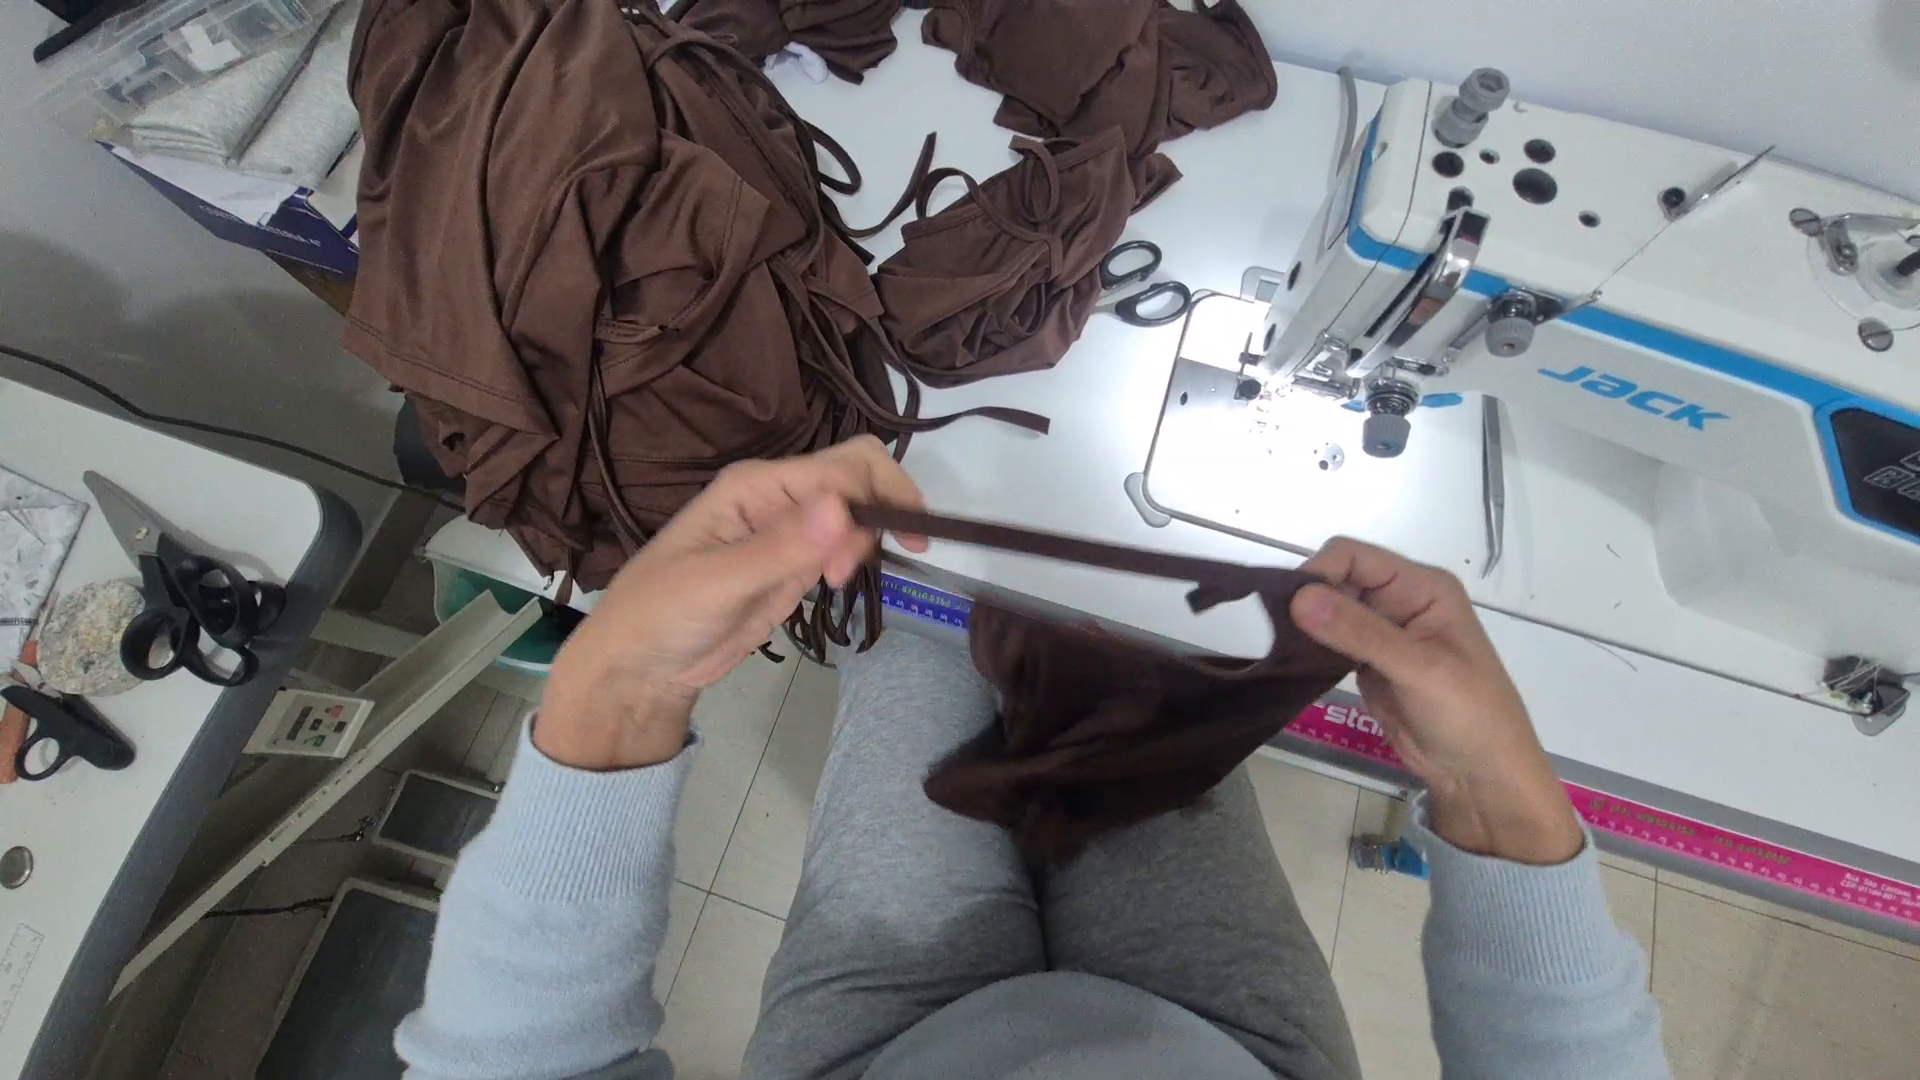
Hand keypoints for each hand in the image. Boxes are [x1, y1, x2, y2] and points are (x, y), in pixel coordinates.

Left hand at [534, 436, 926, 770]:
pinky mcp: (798, 562)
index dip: (871, 499)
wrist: (642, 665)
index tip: (861, 558)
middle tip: (874, 559)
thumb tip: (843, 508)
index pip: (840, 468)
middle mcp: (779, 497)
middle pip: (857, 475)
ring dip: (869, 537)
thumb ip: (781, 546)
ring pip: (857, 508)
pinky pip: (844, 541)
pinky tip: (837, 581)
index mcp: (756, 485)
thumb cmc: (661, 614)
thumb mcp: (717, 581)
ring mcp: (791, 530)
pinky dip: (857, 555)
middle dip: (883, 507)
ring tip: (836, 581)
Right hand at [1290, 537, 1581, 864]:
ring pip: (1325, 606)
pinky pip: (1325, 637)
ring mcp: (1380, 629)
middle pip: (1334, 576)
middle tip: (1285, 634)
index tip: (1293, 611)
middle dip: (1307, 598)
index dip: (1318, 573)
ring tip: (1286, 648)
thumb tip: (1299, 598)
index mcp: (1421, 586)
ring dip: (1304, 622)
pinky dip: (1307, 644)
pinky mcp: (1362, 657)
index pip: (1352, 556)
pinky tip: (1295, 660)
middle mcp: (1398, 599)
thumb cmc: (1469, 717)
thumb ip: (1360, 631)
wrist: (1480, 778)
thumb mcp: (1419, 670)